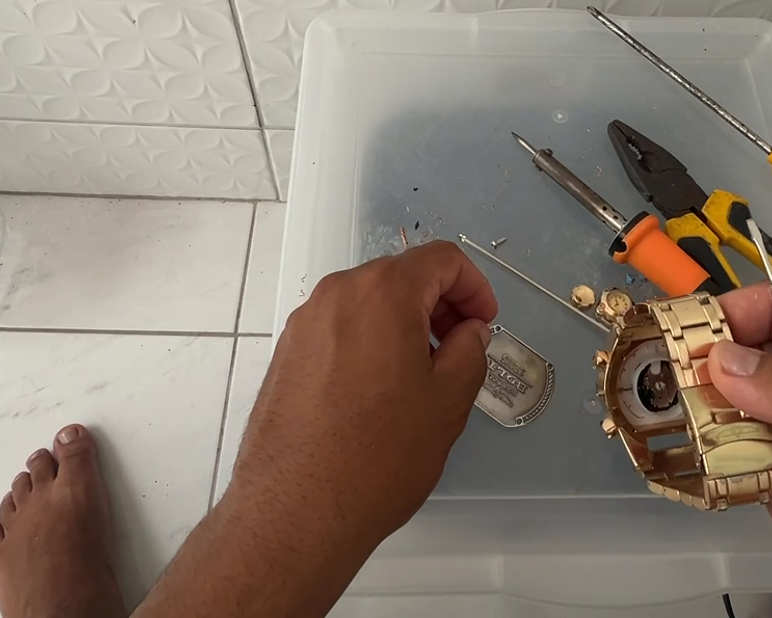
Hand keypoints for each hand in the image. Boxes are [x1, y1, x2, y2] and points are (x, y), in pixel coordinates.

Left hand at [138, 242, 496, 617]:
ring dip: (404, 322)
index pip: (442, 258)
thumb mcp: (448, 401)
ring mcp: (306, 319)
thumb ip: (470, 350)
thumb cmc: (379, 454)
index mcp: (383, 291)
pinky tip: (377, 390)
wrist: (294, 512)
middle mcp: (339, 291)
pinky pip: (340, 325)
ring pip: (369, 300)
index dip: (474, 286)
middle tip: (459, 350)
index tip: (483, 324)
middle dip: (440, 304)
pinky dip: (369, 338)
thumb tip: (468, 331)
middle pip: (402, 275)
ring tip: (419, 375)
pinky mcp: (287, 349)